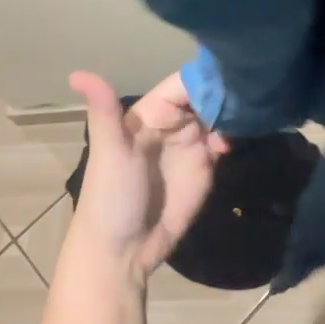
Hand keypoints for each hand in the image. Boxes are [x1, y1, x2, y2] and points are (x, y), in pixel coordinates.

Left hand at [64, 71, 229, 284]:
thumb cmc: (110, 197)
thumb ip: (103, 111)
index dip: (202, 79)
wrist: (123, 251)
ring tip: (247, 115)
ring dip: (232, 113)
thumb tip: (76, 72)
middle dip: (224, 92)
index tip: (228, 73)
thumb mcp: (109, 152)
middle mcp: (172, 124)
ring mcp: (190, 145)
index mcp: (149, 114)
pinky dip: (232, 136)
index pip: (182, 85)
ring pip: (218, 116)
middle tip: (248, 92)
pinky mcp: (204, 167)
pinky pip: (223, 141)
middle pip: (204, 97)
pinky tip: (230, 144)